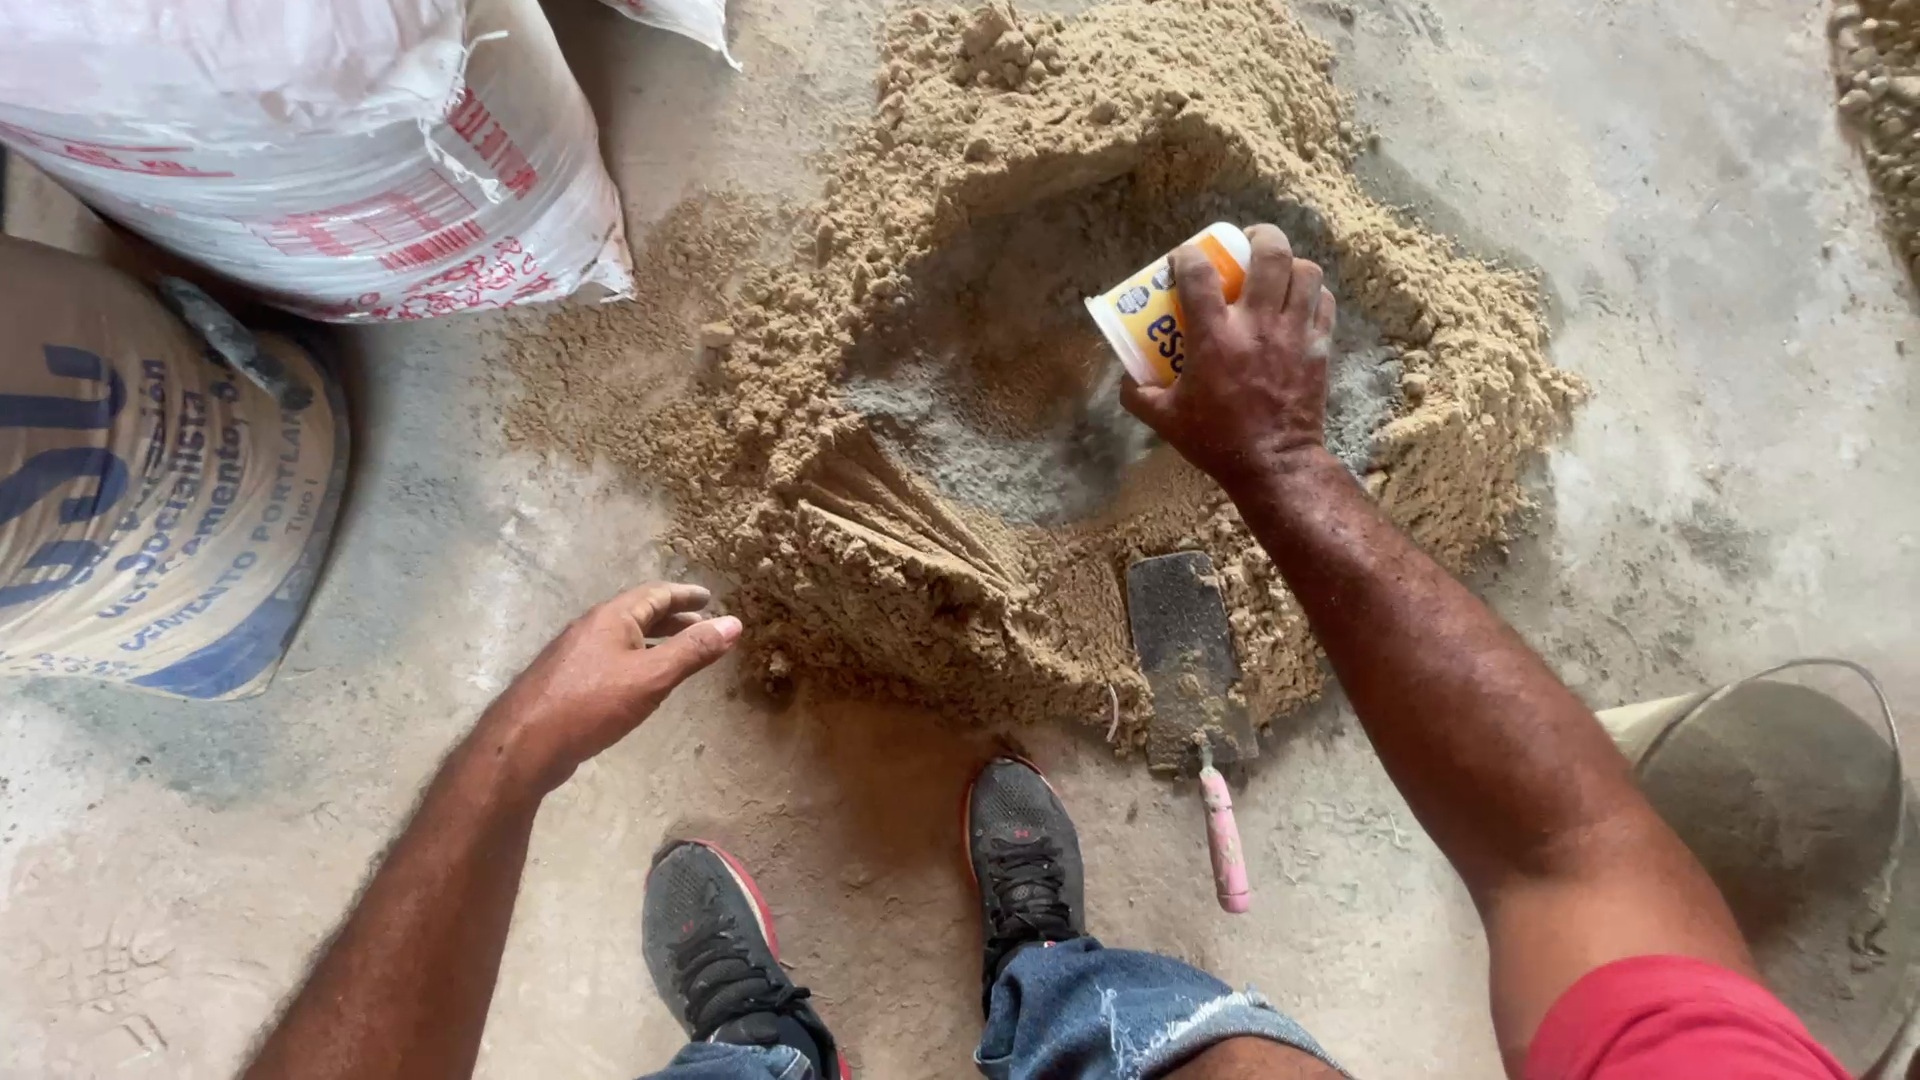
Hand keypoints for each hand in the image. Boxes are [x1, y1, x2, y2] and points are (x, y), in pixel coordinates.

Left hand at [477, 582, 741, 793]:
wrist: (522, 746)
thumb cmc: (591, 705)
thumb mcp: (652, 676)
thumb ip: (693, 650)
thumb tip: (734, 624)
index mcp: (612, 617)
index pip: (656, 594)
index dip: (685, 595)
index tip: (708, 597)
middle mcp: (591, 628)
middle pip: (638, 613)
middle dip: (672, 617)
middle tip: (700, 623)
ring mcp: (574, 654)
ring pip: (624, 636)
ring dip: (654, 639)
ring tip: (678, 651)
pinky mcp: (565, 680)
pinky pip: (611, 657)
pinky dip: (637, 657)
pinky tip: (641, 680)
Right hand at [1121, 223, 1337, 492]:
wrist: (1272, 463)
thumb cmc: (1215, 440)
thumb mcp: (1164, 419)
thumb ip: (1138, 394)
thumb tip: (1127, 376)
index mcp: (1214, 337)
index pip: (1199, 274)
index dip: (1187, 256)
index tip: (1182, 259)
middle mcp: (1256, 324)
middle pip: (1268, 253)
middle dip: (1256, 238)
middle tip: (1244, 245)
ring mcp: (1294, 332)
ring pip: (1304, 270)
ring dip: (1289, 262)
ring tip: (1275, 271)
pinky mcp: (1319, 346)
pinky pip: (1323, 300)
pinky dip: (1311, 292)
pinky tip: (1297, 301)